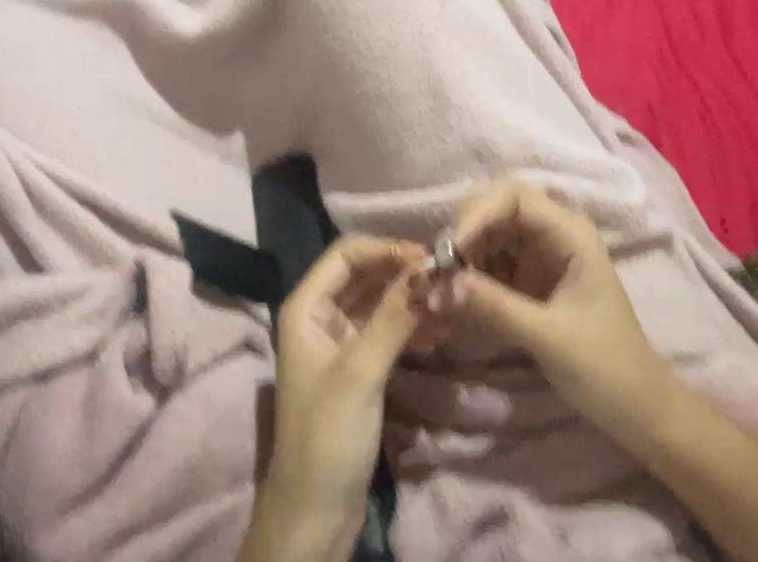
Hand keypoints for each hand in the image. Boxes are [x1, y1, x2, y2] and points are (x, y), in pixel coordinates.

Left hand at [239, 236, 426, 561]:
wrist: (314, 509)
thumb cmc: (328, 435)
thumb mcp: (361, 371)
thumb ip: (394, 317)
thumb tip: (429, 268)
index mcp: (305, 307)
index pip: (346, 255)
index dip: (387, 249)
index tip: (431, 258)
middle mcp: (319, 316)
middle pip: (365, 275)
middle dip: (405, 274)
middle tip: (451, 280)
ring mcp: (338, 342)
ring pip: (379, 303)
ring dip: (412, 300)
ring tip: (452, 305)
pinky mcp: (357, 367)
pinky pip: (386, 331)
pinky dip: (410, 327)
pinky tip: (440, 333)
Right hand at [449, 180, 685, 448]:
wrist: (637, 408)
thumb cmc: (605, 367)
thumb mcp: (548, 337)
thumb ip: (495, 306)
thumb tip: (440, 285)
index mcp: (570, 233)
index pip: (513, 196)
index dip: (477, 214)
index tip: (450, 252)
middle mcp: (552, 233)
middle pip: (494, 205)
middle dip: (464, 231)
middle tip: (441, 270)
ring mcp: (538, 255)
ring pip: (486, 232)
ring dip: (462, 255)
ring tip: (442, 290)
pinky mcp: (526, 279)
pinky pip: (487, 260)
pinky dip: (467, 274)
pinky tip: (455, 299)